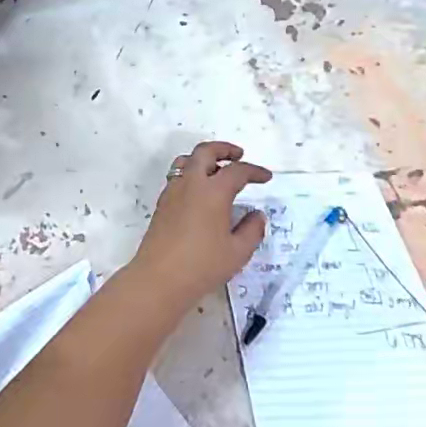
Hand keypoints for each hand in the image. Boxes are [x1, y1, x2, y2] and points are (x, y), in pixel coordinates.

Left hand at [128, 142, 272, 309]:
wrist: (159, 277)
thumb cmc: (203, 265)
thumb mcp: (238, 252)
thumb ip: (252, 230)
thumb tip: (257, 215)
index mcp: (213, 191)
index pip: (237, 171)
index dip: (254, 171)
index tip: (266, 177)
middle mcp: (191, 183)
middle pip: (205, 152)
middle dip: (224, 149)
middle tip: (239, 155)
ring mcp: (173, 190)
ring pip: (187, 160)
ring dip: (204, 158)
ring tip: (217, 169)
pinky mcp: (162, 202)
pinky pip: (178, 175)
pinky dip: (191, 172)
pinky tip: (200, 192)